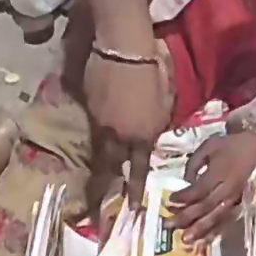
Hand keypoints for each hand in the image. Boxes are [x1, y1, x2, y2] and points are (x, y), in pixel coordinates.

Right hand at [85, 52, 166, 219]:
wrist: (123, 47)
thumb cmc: (153, 68)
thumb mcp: (167, 100)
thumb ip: (159, 122)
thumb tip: (152, 132)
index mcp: (143, 136)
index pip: (137, 170)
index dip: (133, 190)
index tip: (132, 208)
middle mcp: (120, 136)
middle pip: (111, 166)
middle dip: (107, 184)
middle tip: (102, 199)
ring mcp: (101, 123)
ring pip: (99, 150)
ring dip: (100, 162)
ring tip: (97, 173)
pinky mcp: (88, 108)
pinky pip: (93, 127)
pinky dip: (97, 133)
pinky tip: (99, 129)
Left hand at [174, 132, 255, 241]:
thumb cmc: (231, 146)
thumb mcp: (209, 146)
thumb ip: (194, 164)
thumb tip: (185, 183)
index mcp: (220, 172)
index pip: (199, 189)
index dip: (184, 196)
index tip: (170, 200)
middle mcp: (228, 188)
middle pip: (206, 206)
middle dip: (186, 217)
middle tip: (169, 225)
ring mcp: (236, 199)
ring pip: (216, 217)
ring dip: (200, 229)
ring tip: (185, 240)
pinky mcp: (241, 206)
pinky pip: (227, 221)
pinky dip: (215, 232)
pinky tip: (203, 240)